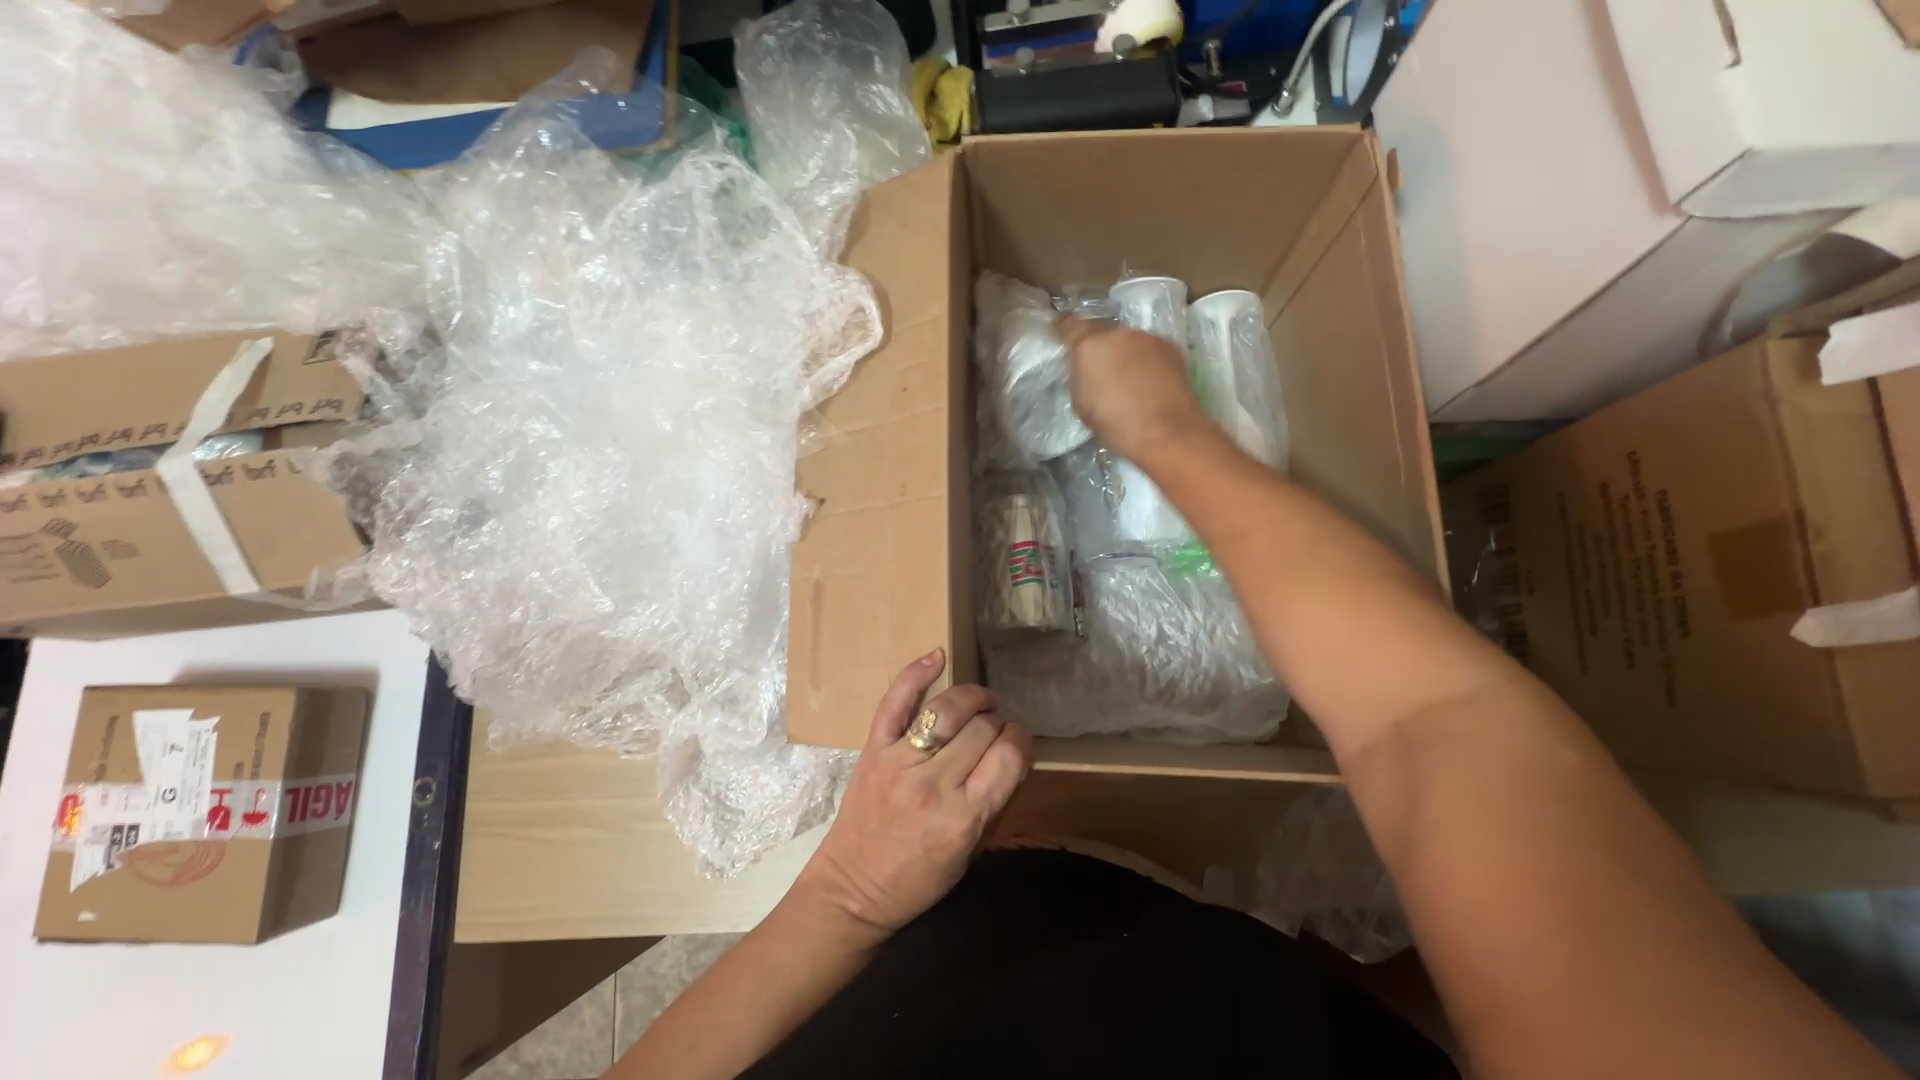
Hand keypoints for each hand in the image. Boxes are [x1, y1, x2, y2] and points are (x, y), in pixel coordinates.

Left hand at [790, 649, 1031, 940]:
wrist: (852, 888)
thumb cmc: (918, 881)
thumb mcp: (972, 853)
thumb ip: (994, 802)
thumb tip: (1011, 755)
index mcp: (965, 818)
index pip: (1010, 756)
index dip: (1022, 740)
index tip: (1018, 741)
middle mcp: (934, 784)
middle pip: (983, 728)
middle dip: (999, 722)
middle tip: (996, 730)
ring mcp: (900, 762)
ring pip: (948, 709)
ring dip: (973, 699)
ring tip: (980, 703)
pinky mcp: (873, 750)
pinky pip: (895, 702)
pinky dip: (917, 674)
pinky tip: (937, 657)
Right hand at [1058, 316, 1211, 462]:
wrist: (1167, 432)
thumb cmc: (1116, 425)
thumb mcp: (1082, 403)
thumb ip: (1080, 376)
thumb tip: (1086, 369)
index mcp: (1089, 346)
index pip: (1070, 324)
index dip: (1064, 328)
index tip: (1060, 332)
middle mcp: (1118, 333)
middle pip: (1102, 332)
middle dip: (1098, 345)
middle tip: (1098, 366)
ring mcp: (1147, 338)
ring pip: (1128, 340)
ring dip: (1123, 352)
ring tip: (1126, 376)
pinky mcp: (1171, 348)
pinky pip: (1149, 349)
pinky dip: (1145, 360)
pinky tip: (1148, 380)